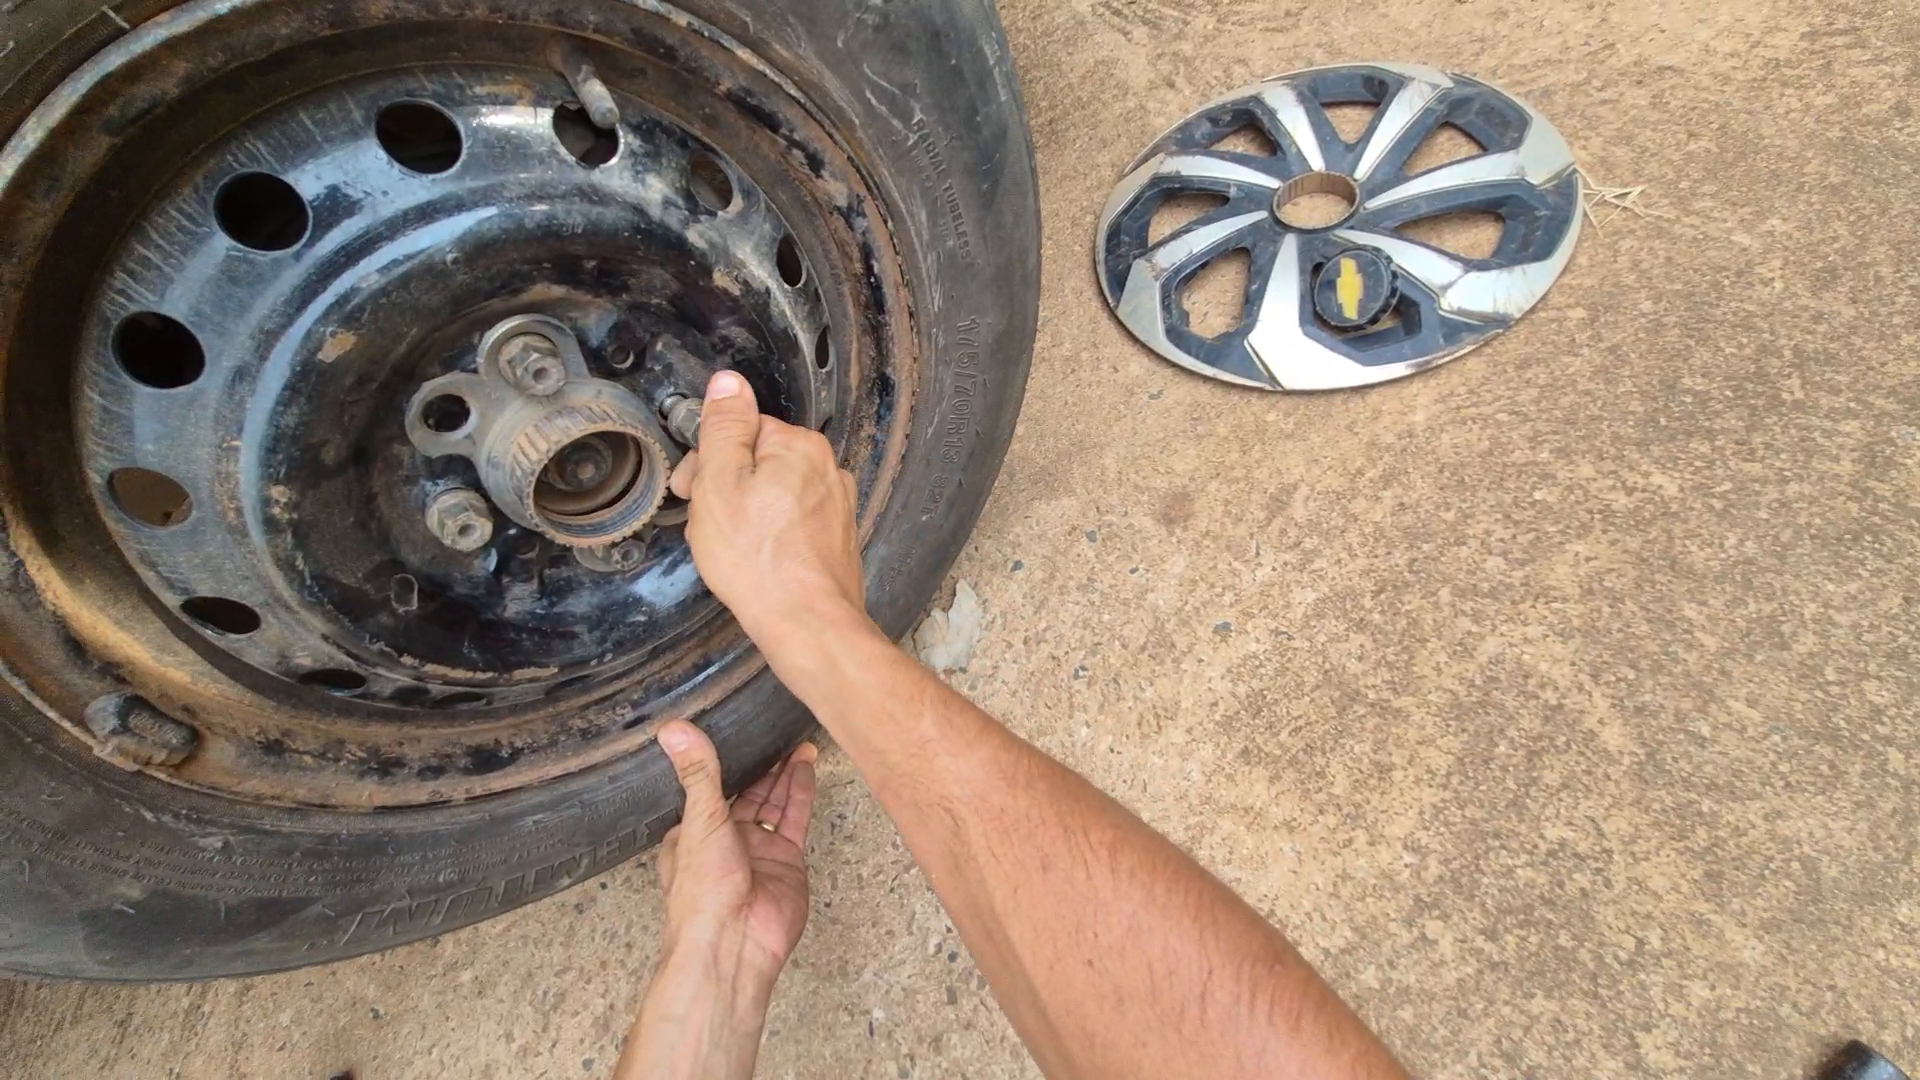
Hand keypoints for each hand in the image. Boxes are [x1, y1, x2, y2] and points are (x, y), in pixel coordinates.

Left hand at [656, 719, 817, 968]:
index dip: (726, 762)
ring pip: (775, 802)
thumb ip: (697, 773)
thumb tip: (673, 729)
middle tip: (778, 732)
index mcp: (694, 833)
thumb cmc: (702, 892)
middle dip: (764, 765)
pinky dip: (802, 792)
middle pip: (749, 793)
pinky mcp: (787, 860)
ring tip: (798, 742)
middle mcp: (727, 841)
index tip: (739, 731)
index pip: (711, 788)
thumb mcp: (698, 820)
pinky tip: (807, 766)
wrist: (734, 943)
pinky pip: (795, 818)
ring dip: (786, 774)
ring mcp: (759, 851)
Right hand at [669, 370, 864, 643]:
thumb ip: (724, 428)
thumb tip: (727, 383)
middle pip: (761, 462)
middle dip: (729, 488)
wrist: (808, 621)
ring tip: (735, 548)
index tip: (694, 489)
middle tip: (711, 524)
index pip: (743, 430)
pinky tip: (759, 559)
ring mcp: (837, 504)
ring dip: (749, 513)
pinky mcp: (837, 535)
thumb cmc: (759, 560)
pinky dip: (773, 535)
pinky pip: (794, 522)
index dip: (710, 461)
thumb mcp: (721, 483)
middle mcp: (827, 469)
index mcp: (800, 446)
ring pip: (776, 494)